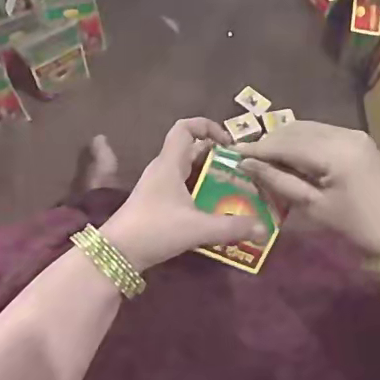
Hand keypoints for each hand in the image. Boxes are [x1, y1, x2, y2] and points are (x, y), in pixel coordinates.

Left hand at [98, 119, 266, 270]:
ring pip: (185, 171)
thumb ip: (232, 227)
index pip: (184, 128)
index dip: (207, 126)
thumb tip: (263, 229)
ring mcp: (156, 188)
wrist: (117, 253)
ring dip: (207, 175)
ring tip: (232, 189)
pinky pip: (180, 189)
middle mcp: (161, 170)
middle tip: (239, 169)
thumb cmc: (154, 230)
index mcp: (169, 164)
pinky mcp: (154, 205)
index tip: (228, 143)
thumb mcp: (197, 228)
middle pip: (189, 150)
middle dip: (215, 155)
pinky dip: (197, 192)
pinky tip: (212, 210)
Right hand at [236, 120, 379, 255]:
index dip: (257, 148)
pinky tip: (289, 156)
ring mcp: (353, 134)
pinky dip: (301, 141)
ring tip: (263, 157)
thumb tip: (247, 164)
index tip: (232, 153)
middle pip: (295, 130)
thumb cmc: (355, 225)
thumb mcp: (314, 206)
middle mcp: (343, 134)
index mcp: (334, 151)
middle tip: (245, 157)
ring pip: (307, 128)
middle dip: (268, 142)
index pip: (286, 143)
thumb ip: (280, 181)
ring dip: (283, 140)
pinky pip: (321, 133)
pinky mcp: (357, 139)